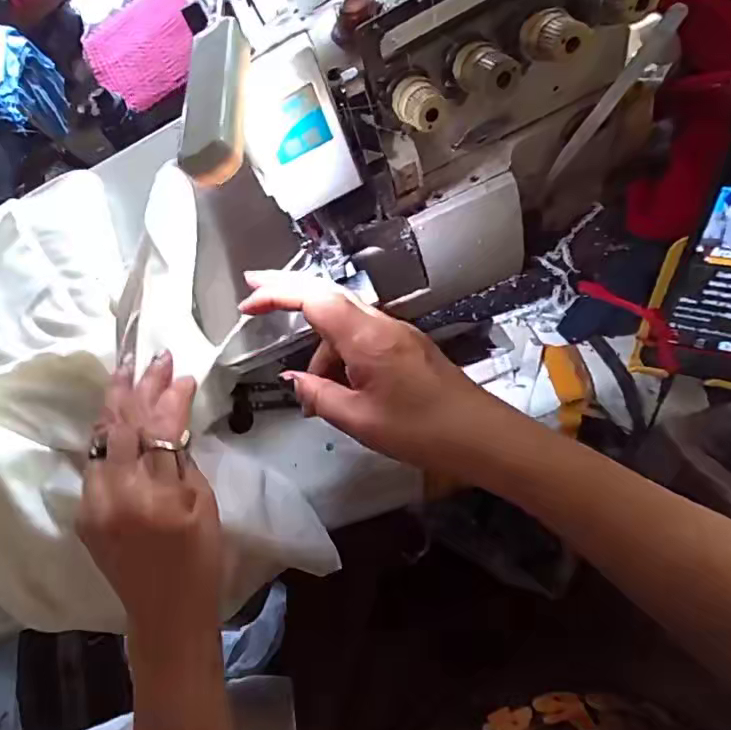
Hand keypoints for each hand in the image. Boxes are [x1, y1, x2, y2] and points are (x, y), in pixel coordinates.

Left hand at [76, 352, 225, 645]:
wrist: (165, 614)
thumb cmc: (199, 561)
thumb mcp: (205, 506)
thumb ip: (182, 460)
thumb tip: (171, 421)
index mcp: (156, 496)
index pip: (159, 428)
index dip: (171, 396)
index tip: (182, 374)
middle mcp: (116, 495)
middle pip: (124, 424)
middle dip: (139, 386)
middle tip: (151, 358)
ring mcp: (93, 504)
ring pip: (101, 439)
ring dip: (115, 402)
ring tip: (125, 371)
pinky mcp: (82, 513)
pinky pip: (94, 462)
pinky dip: (107, 435)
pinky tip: (116, 414)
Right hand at [239, 270, 532, 471]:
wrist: (483, 437)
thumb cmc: (422, 430)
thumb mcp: (359, 419)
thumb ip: (319, 395)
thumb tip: (293, 381)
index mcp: (367, 338)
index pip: (314, 299)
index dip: (276, 294)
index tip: (247, 302)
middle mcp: (381, 325)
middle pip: (326, 295)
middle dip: (287, 292)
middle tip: (254, 295)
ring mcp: (396, 332)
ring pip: (342, 325)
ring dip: (320, 351)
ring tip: (315, 396)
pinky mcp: (404, 345)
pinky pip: (360, 339)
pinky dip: (340, 357)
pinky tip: (340, 390)